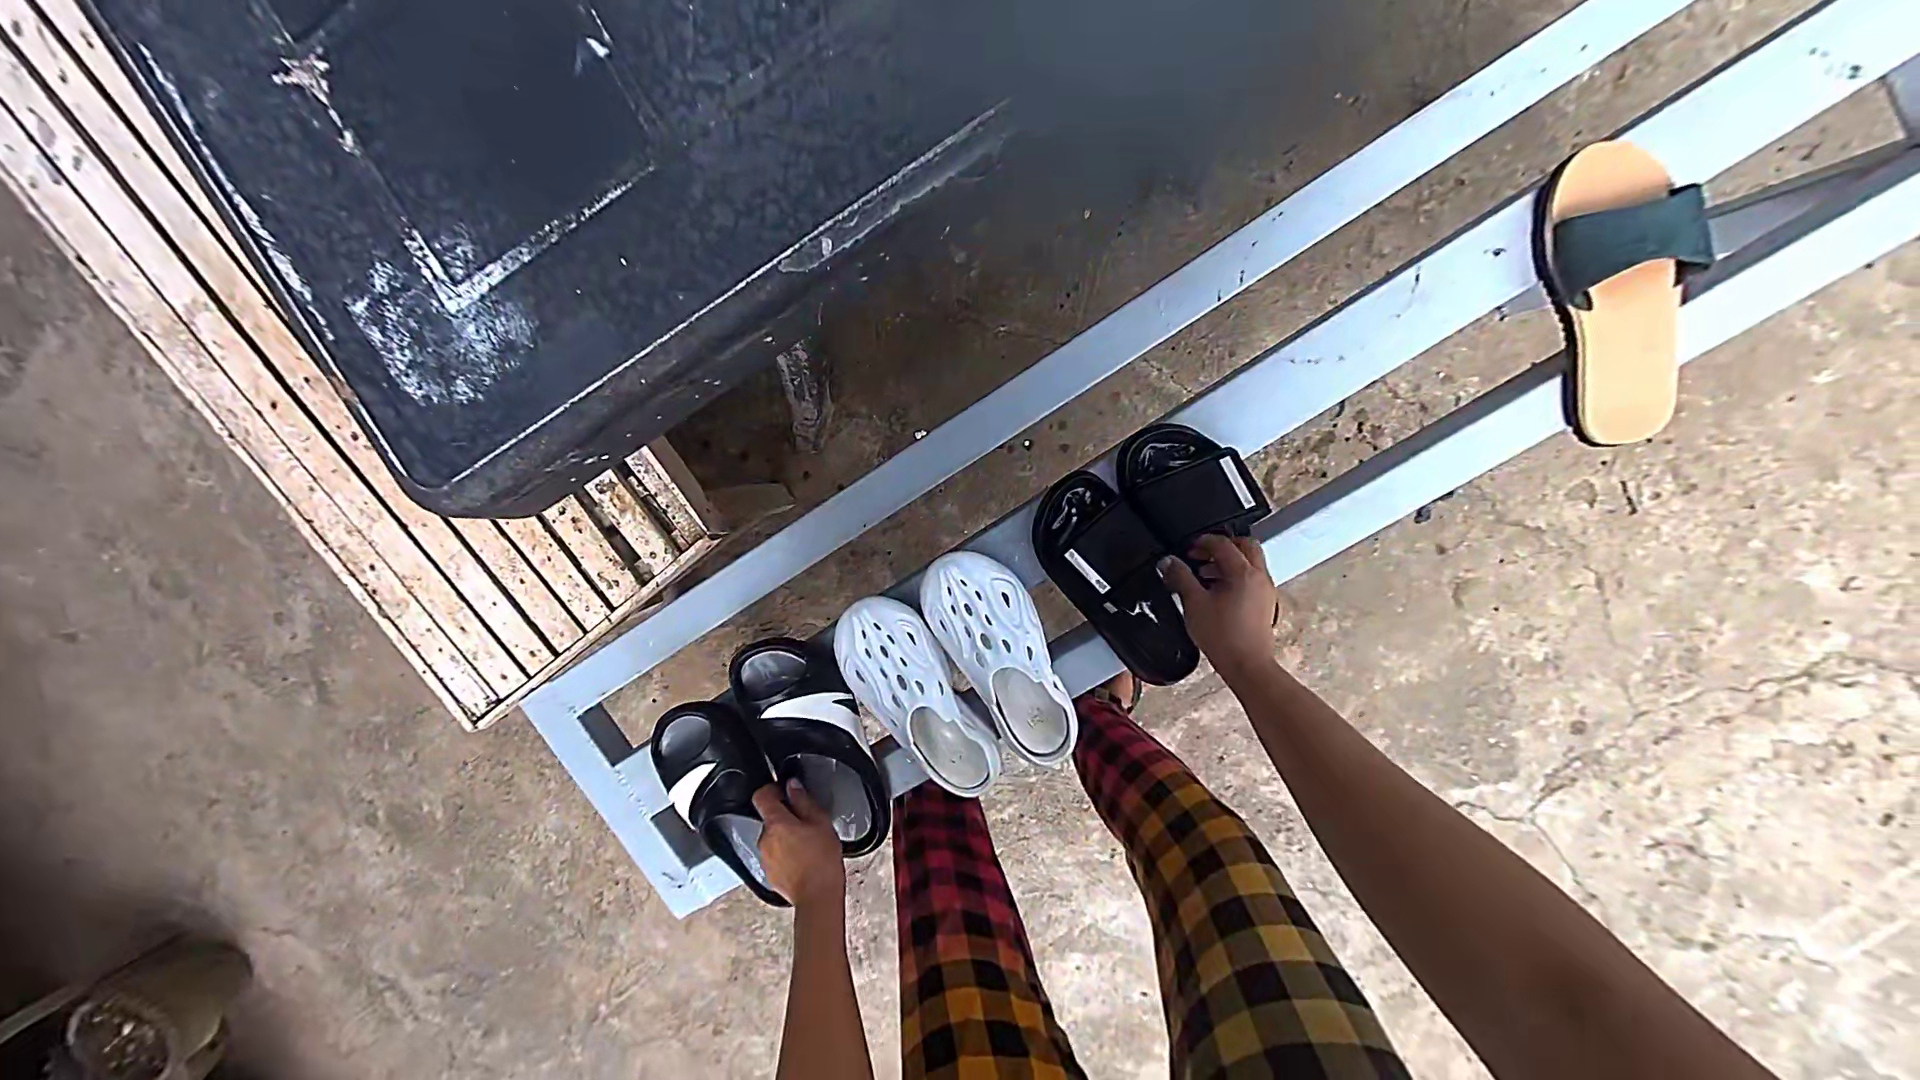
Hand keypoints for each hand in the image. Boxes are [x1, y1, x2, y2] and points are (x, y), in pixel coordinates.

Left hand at [754, 780, 845, 910]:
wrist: (817, 896)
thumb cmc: (821, 860)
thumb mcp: (820, 821)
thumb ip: (803, 800)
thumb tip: (793, 787)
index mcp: (776, 824)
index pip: (761, 796)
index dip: (772, 788)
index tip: (784, 789)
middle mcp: (765, 840)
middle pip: (769, 818)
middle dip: (785, 815)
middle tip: (806, 820)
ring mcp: (765, 858)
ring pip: (772, 837)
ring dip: (785, 835)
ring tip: (808, 841)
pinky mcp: (769, 873)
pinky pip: (774, 854)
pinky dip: (785, 852)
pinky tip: (803, 857)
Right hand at [1159, 534, 1279, 677]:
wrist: (1246, 665)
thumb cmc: (1225, 637)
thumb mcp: (1193, 602)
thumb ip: (1180, 577)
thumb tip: (1169, 562)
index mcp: (1243, 573)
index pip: (1223, 543)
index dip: (1203, 541)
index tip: (1189, 548)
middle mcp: (1259, 578)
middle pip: (1245, 545)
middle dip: (1222, 545)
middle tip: (1202, 553)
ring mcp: (1265, 591)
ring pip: (1251, 561)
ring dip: (1229, 560)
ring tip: (1205, 572)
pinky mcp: (1264, 604)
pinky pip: (1252, 578)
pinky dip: (1236, 575)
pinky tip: (1217, 590)